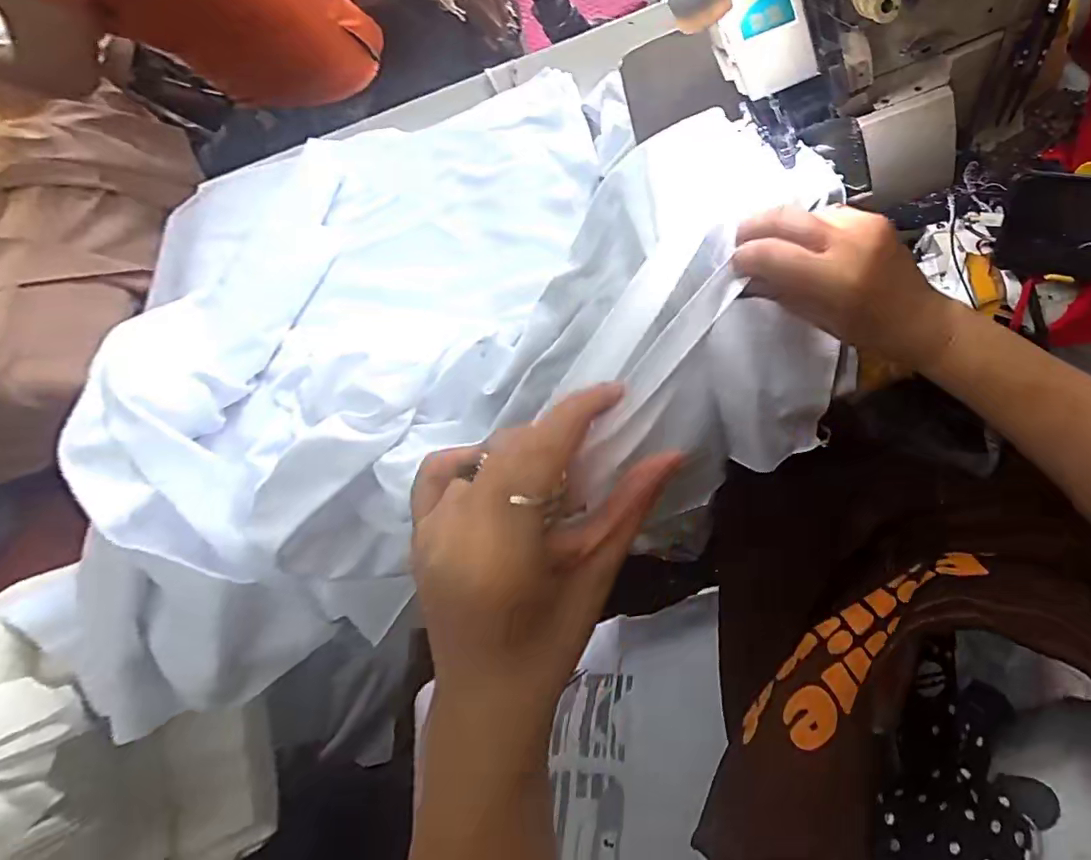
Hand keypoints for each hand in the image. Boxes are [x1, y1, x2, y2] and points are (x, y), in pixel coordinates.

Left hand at [411, 386, 684, 726]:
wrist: (486, 697)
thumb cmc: (551, 642)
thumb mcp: (598, 570)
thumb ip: (632, 506)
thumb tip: (673, 454)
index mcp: (505, 544)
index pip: (539, 451)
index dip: (577, 412)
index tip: (613, 393)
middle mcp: (458, 529)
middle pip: (512, 446)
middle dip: (558, 433)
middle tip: (594, 450)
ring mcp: (429, 531)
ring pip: (482, 455)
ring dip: (524, 451)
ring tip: (551, 478)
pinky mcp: (417, 536)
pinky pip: (440, 473)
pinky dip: (474, 460)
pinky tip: (499, 479)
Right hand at [733, 206, 969, 372]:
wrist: (921, 319)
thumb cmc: (870, 331)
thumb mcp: (819, 319)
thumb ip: (782, 292)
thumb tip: (748, 275)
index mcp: (836, 279)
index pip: (774, 253)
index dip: (746, 256)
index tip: (735, 264)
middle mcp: (849, 243)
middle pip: (785, 217)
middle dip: (753, 226)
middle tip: (740, 241)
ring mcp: (863, 224)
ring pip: (804, 211)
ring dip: (781, 224)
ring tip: (770, 241)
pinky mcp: (872, 217)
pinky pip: (827, 213)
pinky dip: (809, 225)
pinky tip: (806, 240)